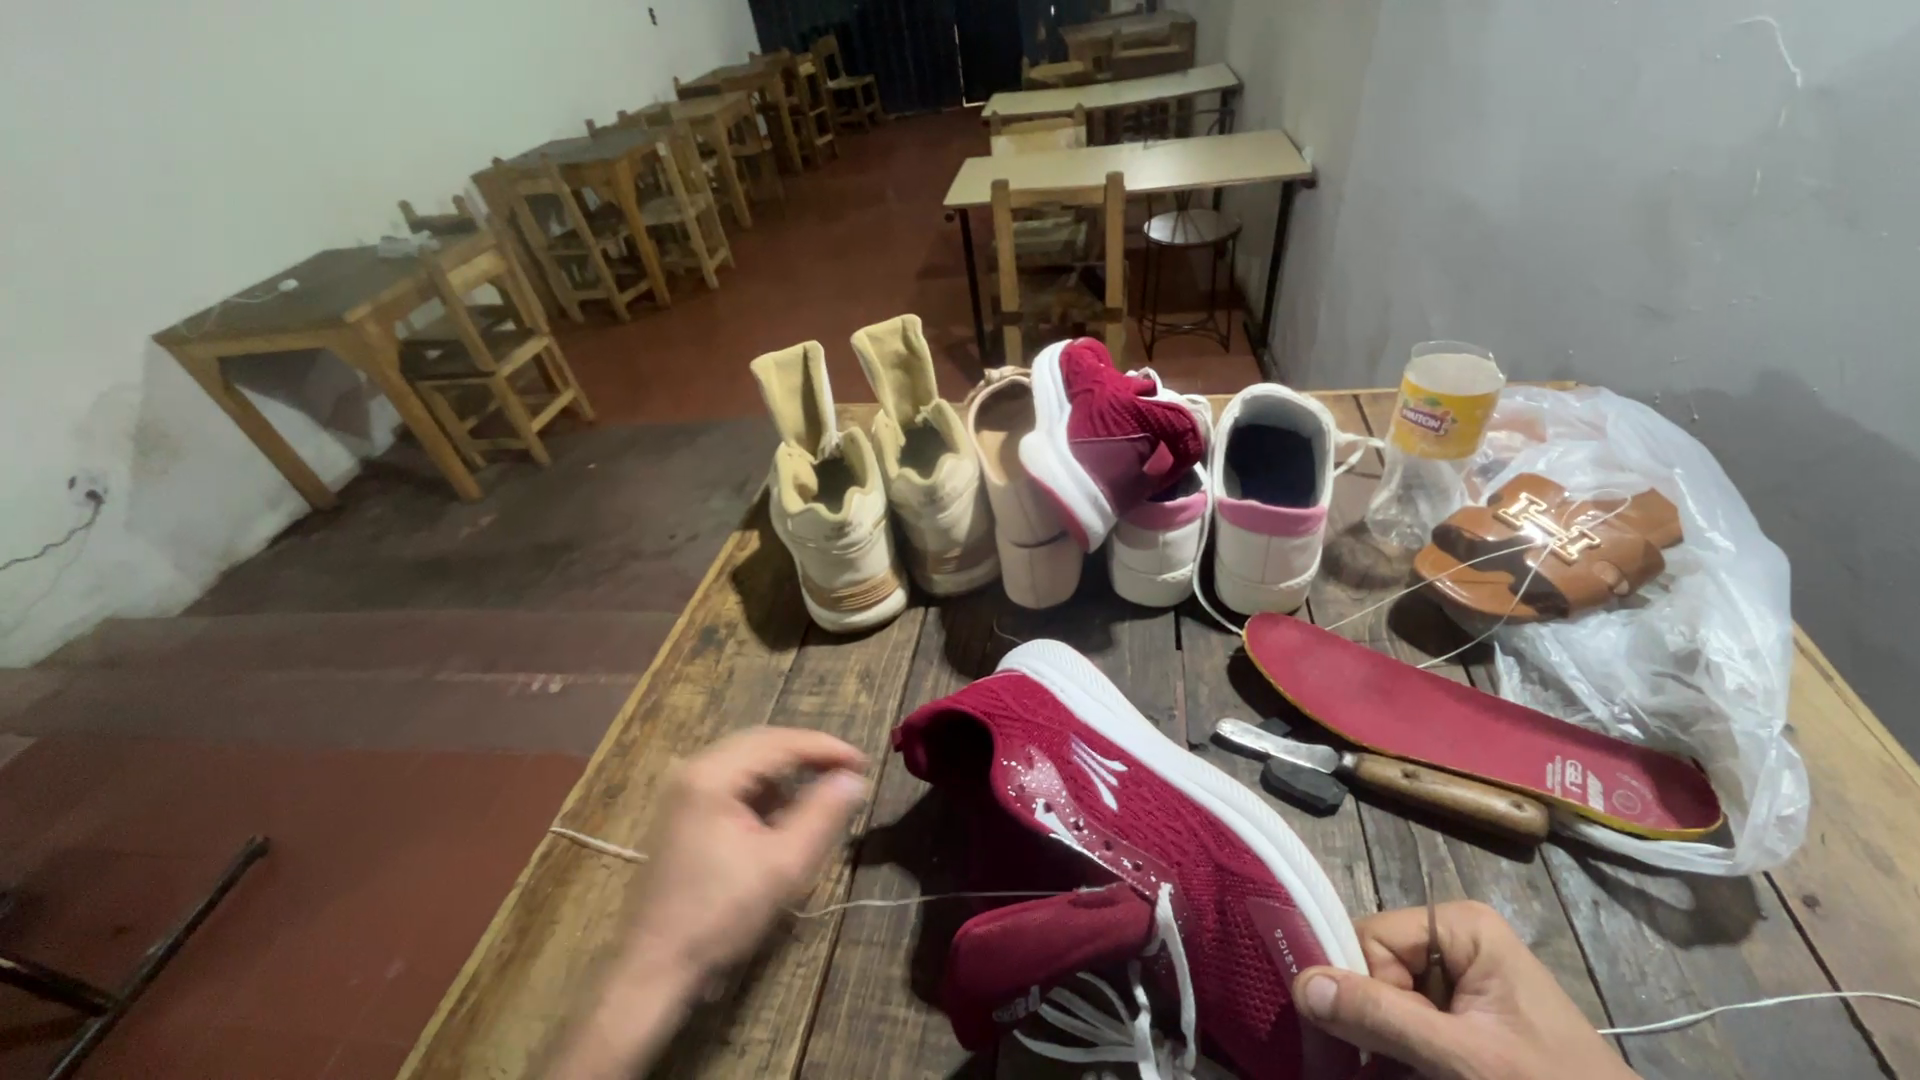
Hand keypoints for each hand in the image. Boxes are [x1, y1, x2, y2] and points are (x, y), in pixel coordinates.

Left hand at [627, 726, 870, 977]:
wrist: (653, 967)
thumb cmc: (719, 915)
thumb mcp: (784, 864)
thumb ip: (823, 815)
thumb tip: (854, 779)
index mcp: (712, 776)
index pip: (780, 742)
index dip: (826, 748)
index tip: (863, 763)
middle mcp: (693, 771)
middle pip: (761, 744)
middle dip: (807, 756)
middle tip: (847, 772)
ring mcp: (682, 792)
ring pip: (747, 763)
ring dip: (786, 773)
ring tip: (822, 793)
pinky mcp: (681, 813)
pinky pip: (732, 784)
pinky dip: (764, 791)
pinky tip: (784, 815)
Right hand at [1293, 901, 1638, 1079]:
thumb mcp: (1464, 1058)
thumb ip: (1382, 1016)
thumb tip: (1300, 982)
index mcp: (1458, 926)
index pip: (1370, 938)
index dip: (1366, 989)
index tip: (1387, 1044)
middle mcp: (1453, 941)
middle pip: (1372, 969)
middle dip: (1373, 1021)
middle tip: (1398, 1068)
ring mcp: (1458, 980)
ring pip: (1383, 1001)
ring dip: (1383, 1045)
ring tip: (1409, 1074)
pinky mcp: (1462, 1018)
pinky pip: (1406, 1024)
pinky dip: (1399, 1055)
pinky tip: (1410, 1074)